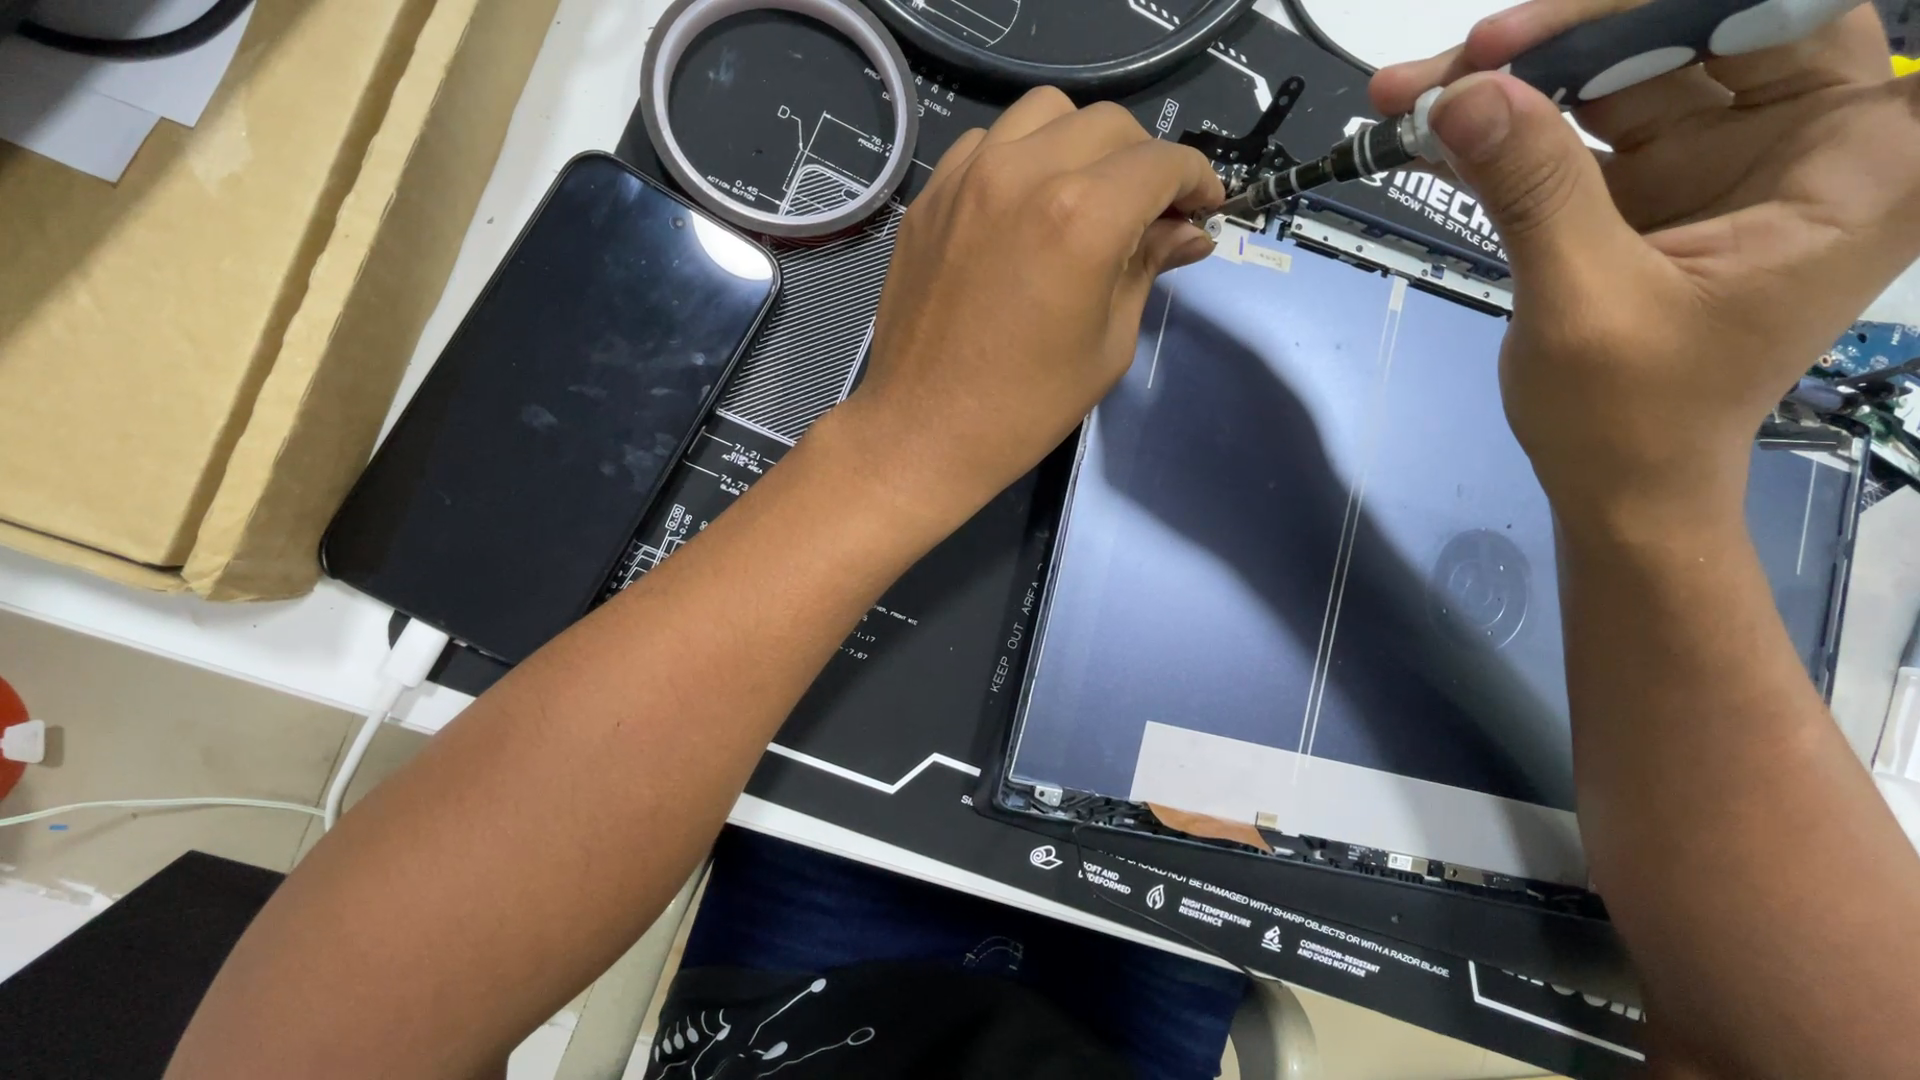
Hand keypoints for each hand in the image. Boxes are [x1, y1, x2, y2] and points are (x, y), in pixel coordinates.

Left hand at [827, 88, 1222, 528]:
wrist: (924, 430)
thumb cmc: (1026, 406)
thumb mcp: (1109, 343)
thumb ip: (1149, 267)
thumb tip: (1188, 230)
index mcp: (1082, 217)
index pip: (1161, 163)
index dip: (1196, 181)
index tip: (1203, 208)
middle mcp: (1024, 175)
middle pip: (1109, 126)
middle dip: (1144, 162)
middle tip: (1149, 213)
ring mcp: (967, 177)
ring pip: (1045, 115)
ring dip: (1082, 144)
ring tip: (1086, 196)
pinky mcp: (931, 195)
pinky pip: (988, 142)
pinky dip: (1020, 156)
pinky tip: (1023, 204)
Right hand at [1372, 3, 1919, 534]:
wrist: (1616, 487)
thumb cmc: (1629, 414)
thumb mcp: (1584, 298)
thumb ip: (1535, 188)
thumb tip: (1460, 93)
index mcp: (1852, 151)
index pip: (1765, 13)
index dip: (1639, 10)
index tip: (1514, 40)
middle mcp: (1794, 136)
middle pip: (1676, 38)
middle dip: (1552, 48)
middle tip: (1442, 68)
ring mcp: (1710, 162)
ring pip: (1609, 82)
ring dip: (1506, 90)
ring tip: (1406, 97)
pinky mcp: (1642, 194)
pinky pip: (1571, 140)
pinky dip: (1500, 139)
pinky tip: (1429, 137)